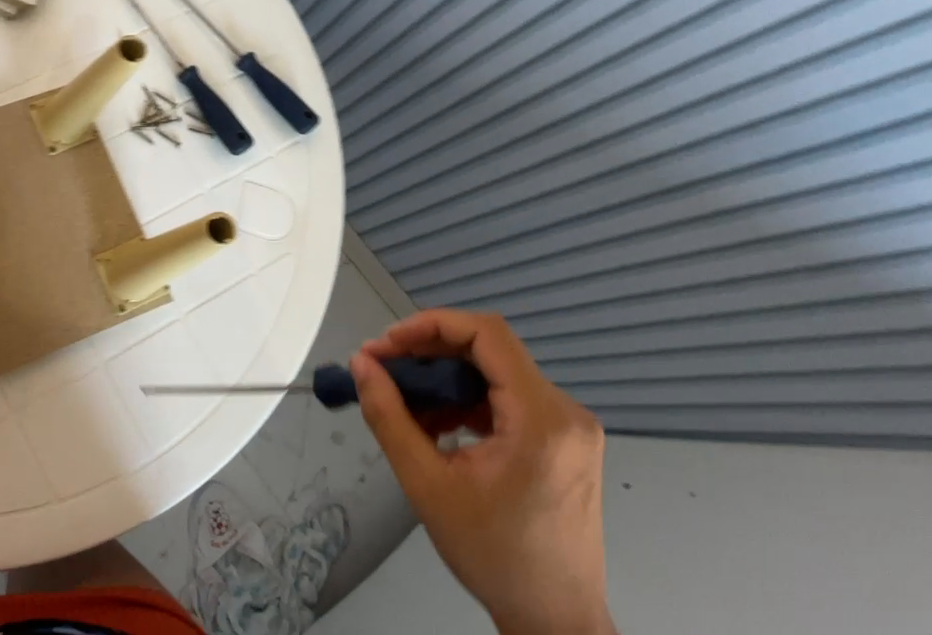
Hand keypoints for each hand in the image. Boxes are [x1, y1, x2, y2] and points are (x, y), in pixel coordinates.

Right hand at [350, 311, 613, 634]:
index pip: (487, 335)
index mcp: (542, 419)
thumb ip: (389, 416)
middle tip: (382, 369)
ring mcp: (569, 427)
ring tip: (403, 404)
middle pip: (490, 351)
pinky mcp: (564, 442)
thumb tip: (362, 364)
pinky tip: (435, 425)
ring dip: (444, 379)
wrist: (554, 616)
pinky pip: (507, 399)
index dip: (430, 325)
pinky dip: (466, 401)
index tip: (386, 345)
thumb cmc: (493, 554)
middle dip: (428, 352)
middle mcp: (565, 413)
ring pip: (495, 374)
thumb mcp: (426, 483)